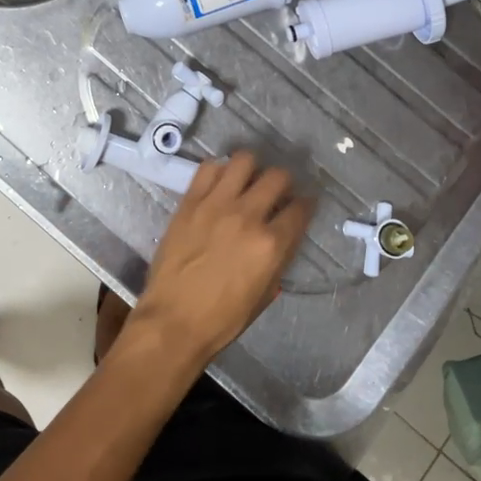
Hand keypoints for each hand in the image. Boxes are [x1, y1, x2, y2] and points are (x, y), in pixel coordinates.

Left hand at [129, 152, 311, 365]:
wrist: (174, 320)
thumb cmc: (223, 319)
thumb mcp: (264, 295)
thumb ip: (278, 260)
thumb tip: (283, 238)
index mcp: (271, 244)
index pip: (300, 209)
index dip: (306, 204)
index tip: (303, 203)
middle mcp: (247, 216)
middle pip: (277, 177)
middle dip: (284, 182)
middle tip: (277, 191)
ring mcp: (216, 204)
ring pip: (244, 161)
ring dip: (252, 168)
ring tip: (248, 180)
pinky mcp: (190, 201)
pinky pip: (209, 168)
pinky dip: (219, 170)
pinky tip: (220, 182)